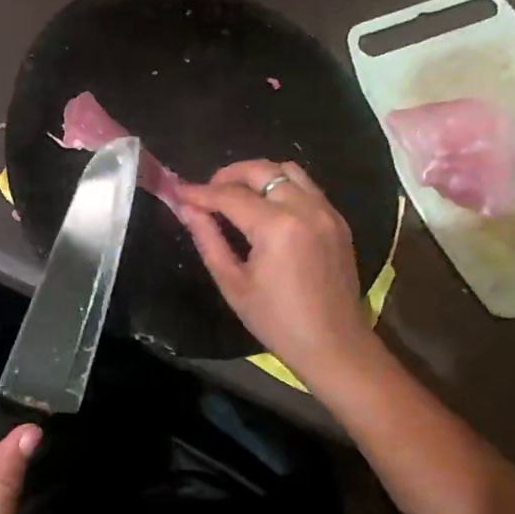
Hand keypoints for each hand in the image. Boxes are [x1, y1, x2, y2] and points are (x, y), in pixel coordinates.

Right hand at [176, 160, 377, 387]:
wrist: (332, 343)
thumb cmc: (275, 320)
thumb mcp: (232, 283)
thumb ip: (208, 240)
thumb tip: (187, 210)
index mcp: (277, 227)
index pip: (230, 196)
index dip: (199, 192)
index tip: (177, 191)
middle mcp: (305, 208)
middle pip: (262, 170)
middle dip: (228, 175)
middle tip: (205, 192)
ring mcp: (327, 211)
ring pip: (288, 171)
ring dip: (257, 176)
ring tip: (235, 196)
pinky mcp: (337, 220)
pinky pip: (306, 188)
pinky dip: (281, 187)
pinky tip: (264, 209)